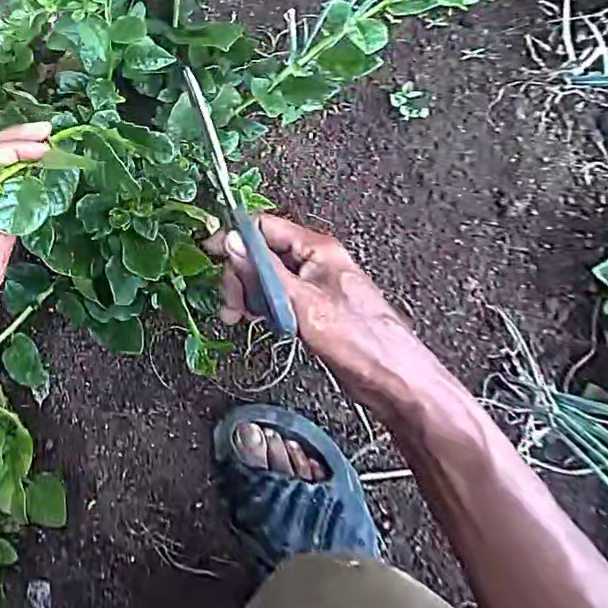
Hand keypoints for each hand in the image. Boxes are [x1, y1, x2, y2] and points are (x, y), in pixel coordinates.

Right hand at [204, 213, 433, 405]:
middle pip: (261, 253)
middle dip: (240, 274)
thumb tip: (233, 243)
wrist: (394, 381)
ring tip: (238, 315)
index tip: (212, 254)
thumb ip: (265, 272)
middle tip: (231, 302)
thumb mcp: (303, 302)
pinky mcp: (311, 308)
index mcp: (317, 248)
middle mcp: (313, 262)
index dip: (236, 238)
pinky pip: (277, 297)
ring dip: (248, 293)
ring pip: (266, 277)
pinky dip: (261, 307)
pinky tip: (256, 321)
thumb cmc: (362, 340)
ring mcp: (312, 285)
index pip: (264, 227)